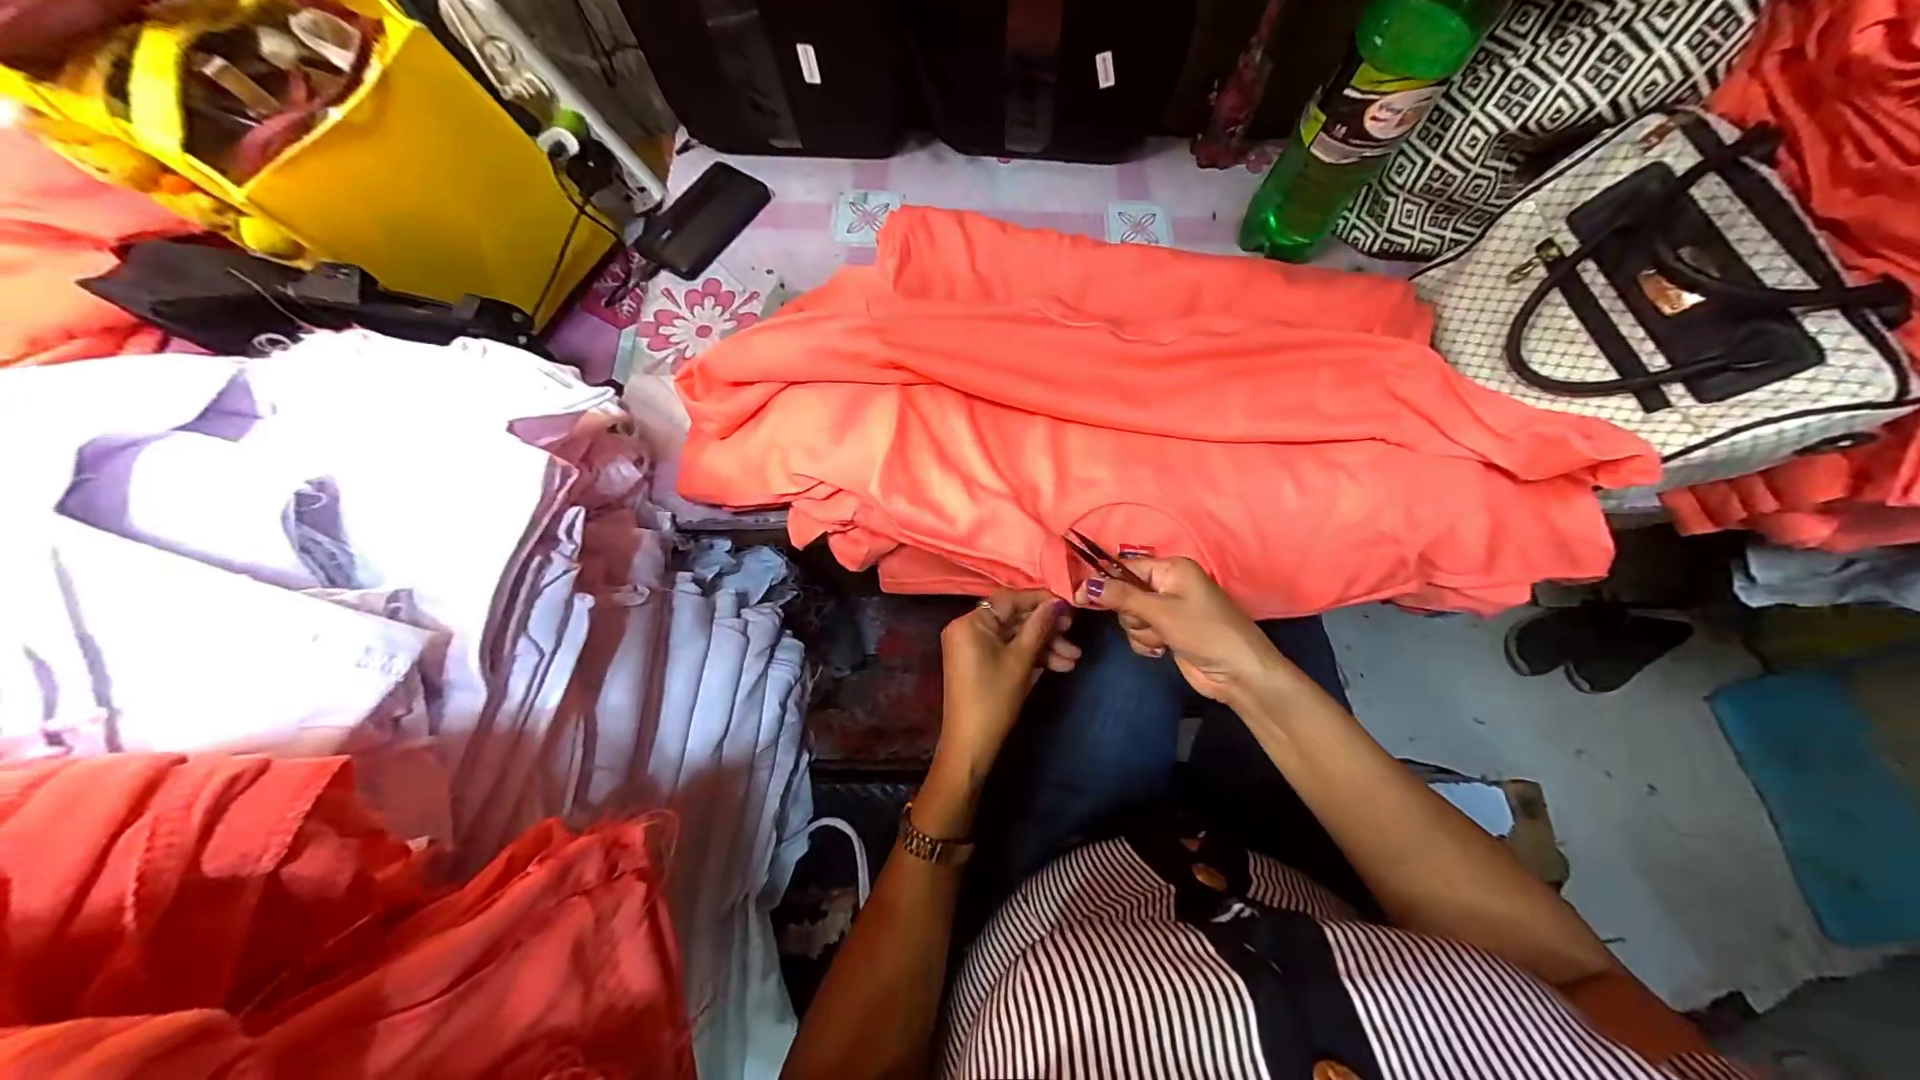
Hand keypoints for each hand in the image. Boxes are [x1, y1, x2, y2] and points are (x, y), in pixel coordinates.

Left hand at [935, 590, 1077, 779]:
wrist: (971, 744)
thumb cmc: (995, 698)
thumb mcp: (1022, 660)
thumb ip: (1040, 627)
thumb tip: (1058, 602)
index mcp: (970, 622)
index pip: (1010, 600)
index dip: (1041, 601)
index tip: (1069, 606)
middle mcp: (967, 628)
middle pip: (1014, 619)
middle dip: (1046, 629)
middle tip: (1074, 634)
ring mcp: (972, 646)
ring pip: (1014, 637)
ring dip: (1044, 646)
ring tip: (1073, 659)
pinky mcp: (979, 662)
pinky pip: (1007, 650)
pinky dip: (1031, 656)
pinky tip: (1060, 666)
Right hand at [1073, 556, 1288, 703]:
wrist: (1238, 672)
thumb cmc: (1204, 631)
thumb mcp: (1161, 611)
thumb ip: (1121, 597)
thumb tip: (1085, 584)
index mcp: (1171, 569)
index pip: (1126, 567)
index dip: (1104, 581)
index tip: (1080, 595)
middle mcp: (1168, 585)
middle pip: (1125, 594)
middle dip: (1132, 614)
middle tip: (1150, 623)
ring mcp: (1168, 610)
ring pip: (1131, 617)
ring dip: (1141, 631)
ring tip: (1163, 639)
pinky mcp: (1167, 632)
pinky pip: (1140, 632)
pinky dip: (1147, 642)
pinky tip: (1162, 649)